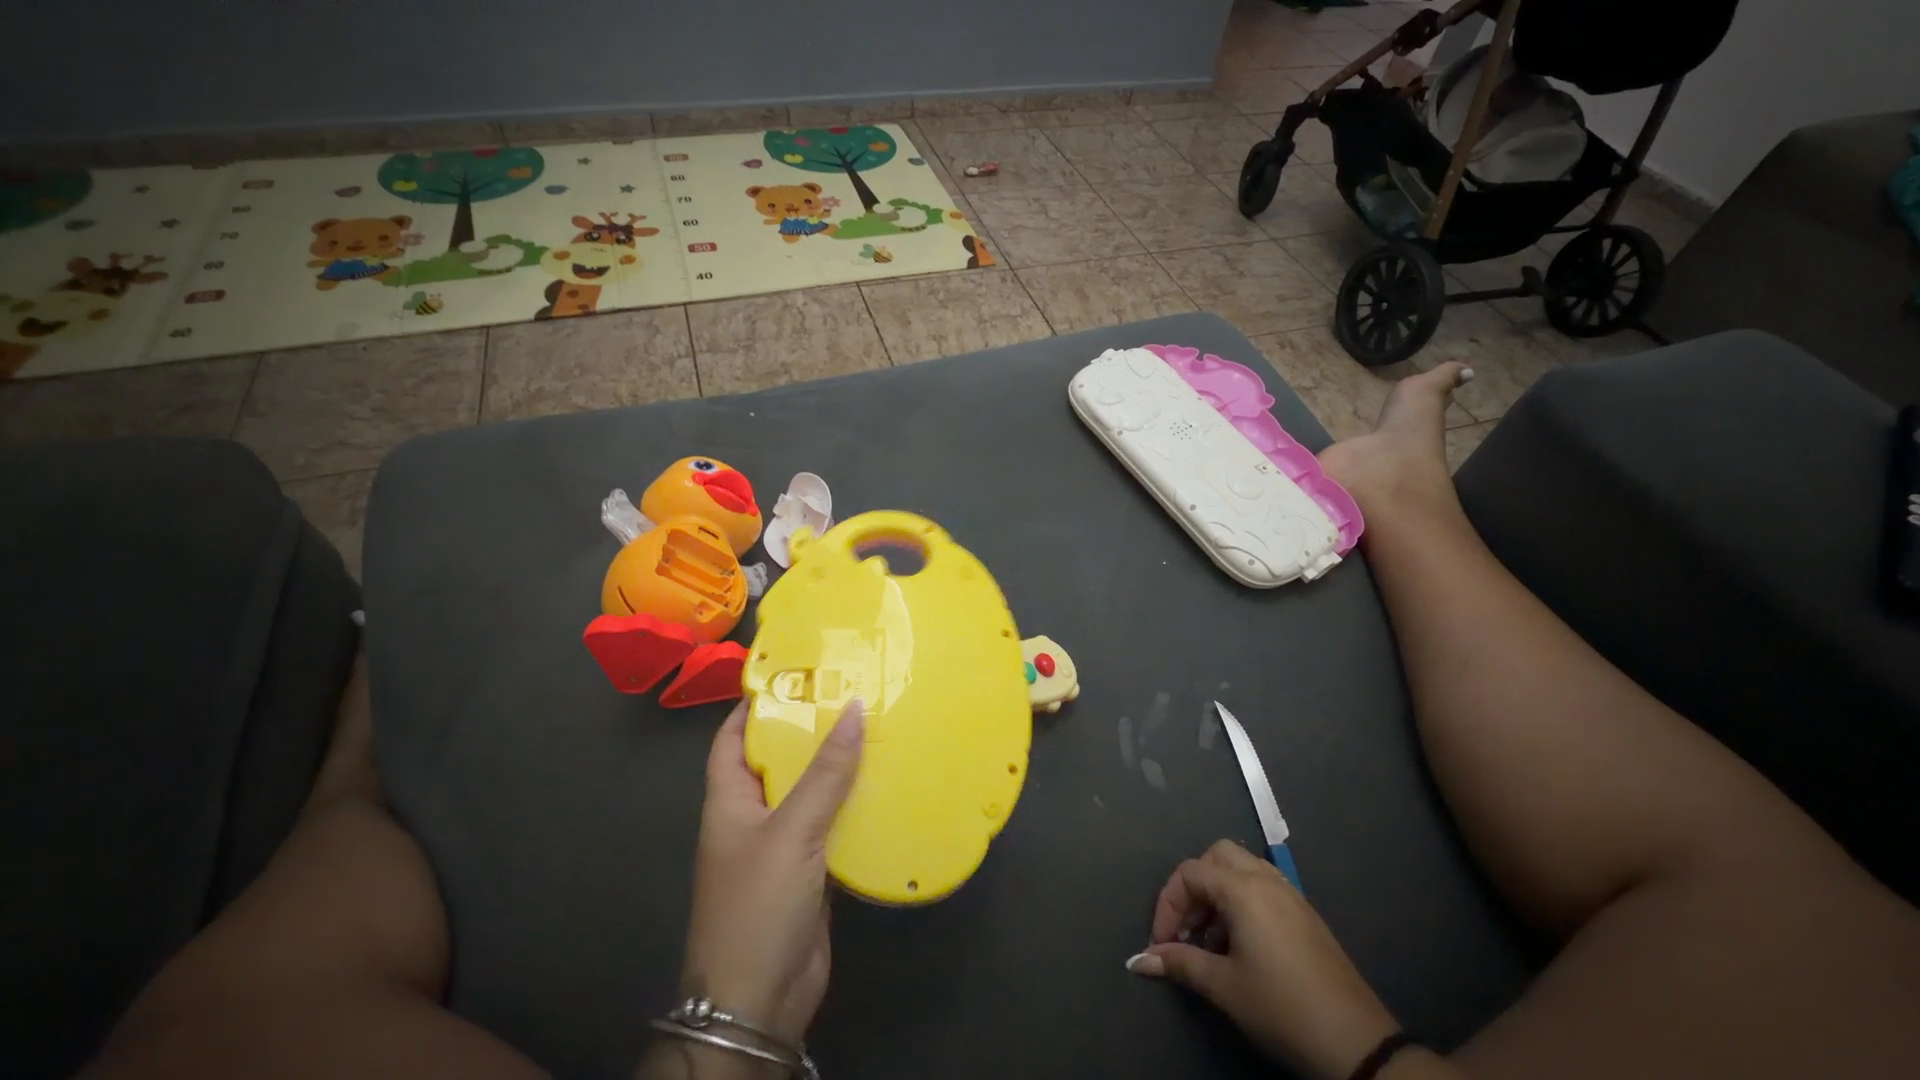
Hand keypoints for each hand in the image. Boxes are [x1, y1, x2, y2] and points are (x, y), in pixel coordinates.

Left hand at [678, 699, 864, 1045]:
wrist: (760, 998)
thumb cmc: (758, 904)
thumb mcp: (790, 832)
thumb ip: (824, 775)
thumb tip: (854, 710)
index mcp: (729, 801)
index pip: (731, 739)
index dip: (754, 706)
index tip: (795, 673)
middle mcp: (752, 818)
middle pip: (777, 763)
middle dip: (808, 732)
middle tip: (853, 695)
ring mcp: (782, 848)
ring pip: (810, 796)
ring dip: (837, 771)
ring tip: (879, 732)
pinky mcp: (810, 875)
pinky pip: (832, 830)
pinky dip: (854, 811)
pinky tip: (887, 791)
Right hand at [1128, 840, 1400, 1079]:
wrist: (1353, 1040)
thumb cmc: (1280, 1006)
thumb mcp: (1222, 985)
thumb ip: (1179, 963)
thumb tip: (1139, 960)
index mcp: (1245, 890)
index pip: (1190, 873)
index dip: (1167, 905)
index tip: (1162, 944)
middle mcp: (1268, 881)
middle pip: (1217, 857)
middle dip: (1193, 887)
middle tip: (1186, 928)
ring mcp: (1291, 896)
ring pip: (1243, 870)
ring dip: (1217, 894)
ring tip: (1209, 941)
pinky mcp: (1306, 916)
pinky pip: (1263, 889)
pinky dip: (1241, 903)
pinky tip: (1239, 946)